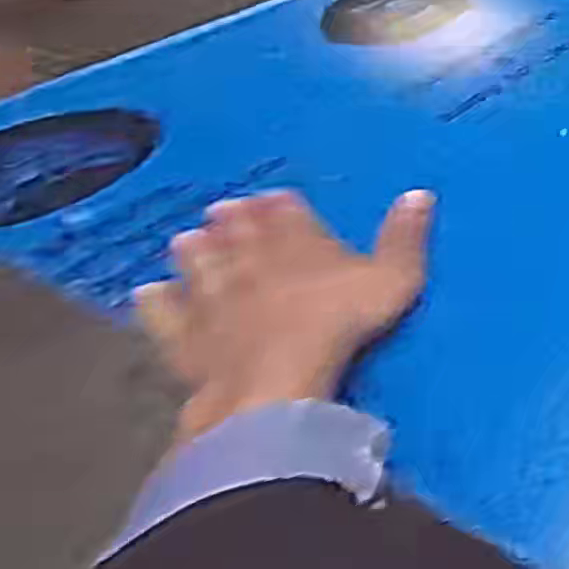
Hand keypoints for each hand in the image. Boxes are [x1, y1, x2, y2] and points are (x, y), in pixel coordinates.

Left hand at [134, 189, 433, 444]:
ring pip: (200, 268)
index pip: (290, 218)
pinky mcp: (187, 338)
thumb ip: (406, 235)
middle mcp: (255, 266)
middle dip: (234, 221)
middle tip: (221, 208)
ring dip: (194, 252)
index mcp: (305, 247)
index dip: (280, 205)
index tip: (270, 194)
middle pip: (242, 238)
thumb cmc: (347, 319)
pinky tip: (148, 292)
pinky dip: (156, 301)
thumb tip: (419, 192)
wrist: (279, 376)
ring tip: (186, 238)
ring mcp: (215, 302)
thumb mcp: (397, 274)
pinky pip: (165, 315)